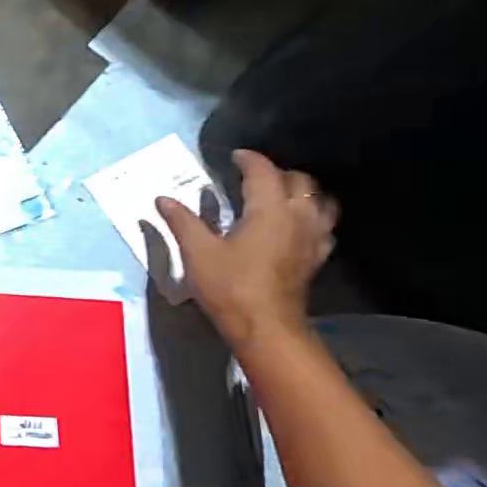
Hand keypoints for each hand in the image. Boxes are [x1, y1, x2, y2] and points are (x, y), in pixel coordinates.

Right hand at [155, 150, 336, 347]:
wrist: (266, 329)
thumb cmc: (230, 287)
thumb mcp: (198, 253)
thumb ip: (182, 221)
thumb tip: (162, 199)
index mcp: (269, 209)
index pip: (263, 171)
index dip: (248, 159)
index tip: (234, 156)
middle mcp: (297, 217)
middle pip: (298, 181)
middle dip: (276, 173)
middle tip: (253, 177)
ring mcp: (312, 238)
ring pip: (319, 201)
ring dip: (301, 192)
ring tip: (281, 196)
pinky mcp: (316, 258)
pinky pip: (324, 227)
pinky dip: (313, 217)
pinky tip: (297, 226)